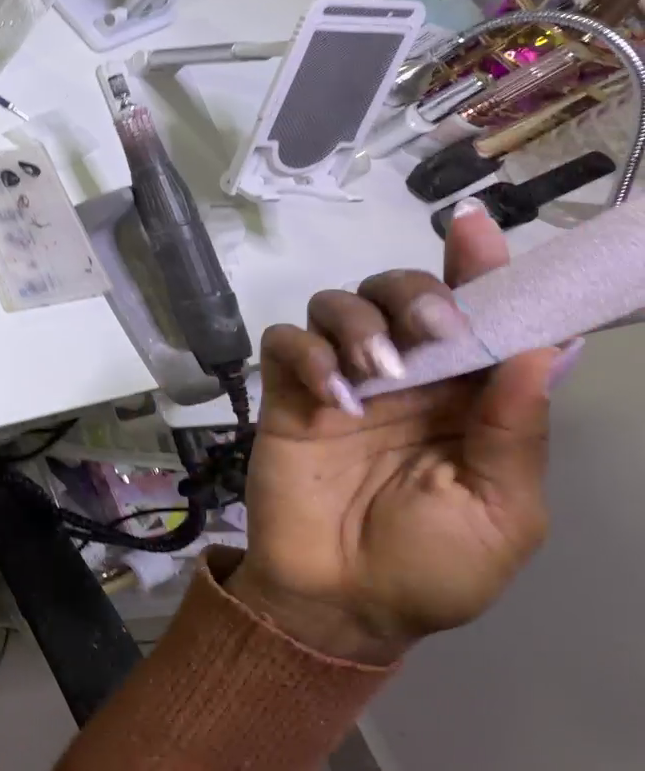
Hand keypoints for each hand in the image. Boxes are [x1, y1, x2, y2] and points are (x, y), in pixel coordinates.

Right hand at [233, 203, 576, 663]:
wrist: (342, 597)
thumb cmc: (434, 565)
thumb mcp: (502, 508)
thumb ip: (516, 430)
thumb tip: (542, 348)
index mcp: (471, 400)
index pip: (480, 319)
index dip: (479, 268)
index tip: (473, 227)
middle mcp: (406, 377)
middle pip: (398, 292)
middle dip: (415, 295)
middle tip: (430, 335)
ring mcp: (338, 382)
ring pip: (335, 305)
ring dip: (358, 325)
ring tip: (374, 378)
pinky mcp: (284, 393)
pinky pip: (284, 343)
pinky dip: (305, 355)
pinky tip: (329, 399)